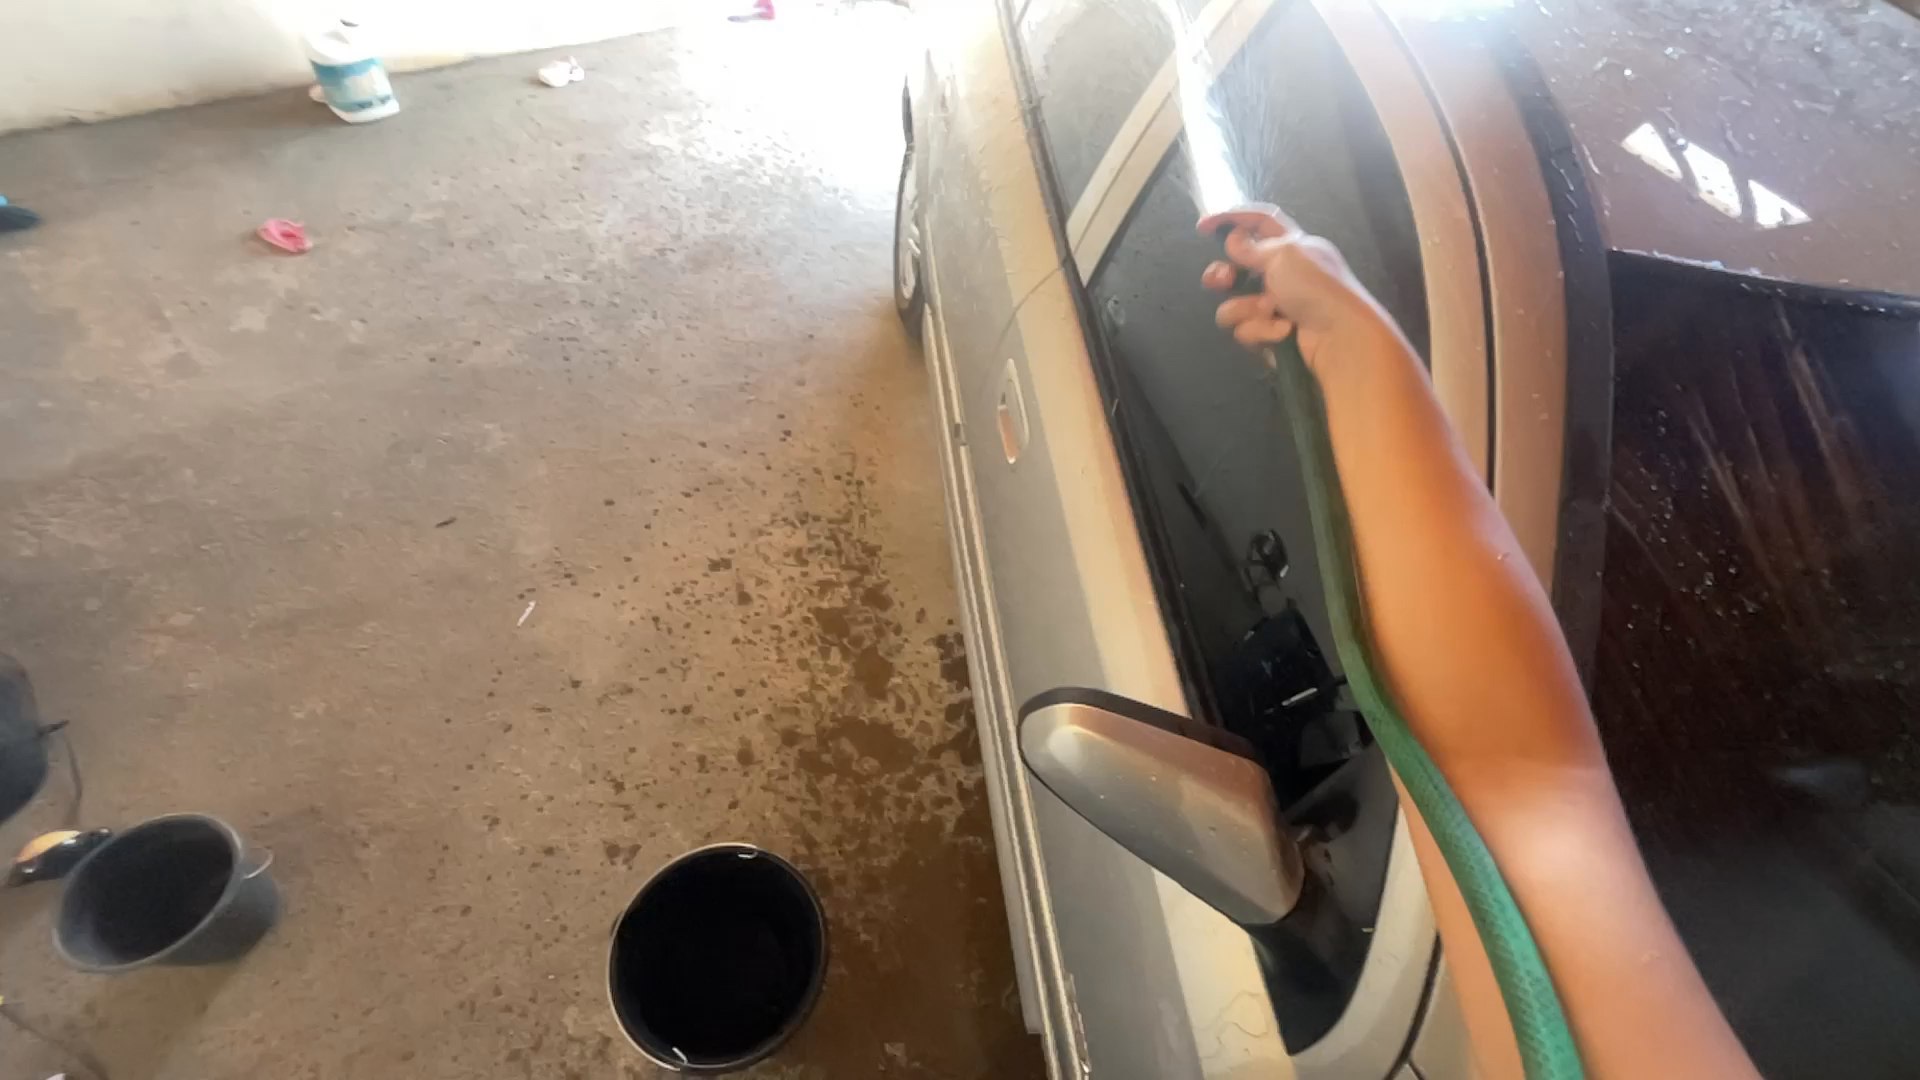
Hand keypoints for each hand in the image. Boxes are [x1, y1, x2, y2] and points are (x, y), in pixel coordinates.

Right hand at [1197, 205, 1404, 377]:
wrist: (1337, 337)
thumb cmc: (1316, 287)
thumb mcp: (1285, 255)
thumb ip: (1252, 247)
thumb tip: (1233, 239)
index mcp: (1289, 246)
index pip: (1258, 222)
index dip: (1231, 218)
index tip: (1202, 226)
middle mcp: (1278, 274)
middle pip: (1233, 269)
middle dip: (1221, 275)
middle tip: (1223, 280)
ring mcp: (1270, 306)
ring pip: (1231, 306)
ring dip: (1245, 309)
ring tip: (1269, 311)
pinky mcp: (1265, 334)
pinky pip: (1243, 330)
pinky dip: (1260, 331)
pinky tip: (1282, 331)